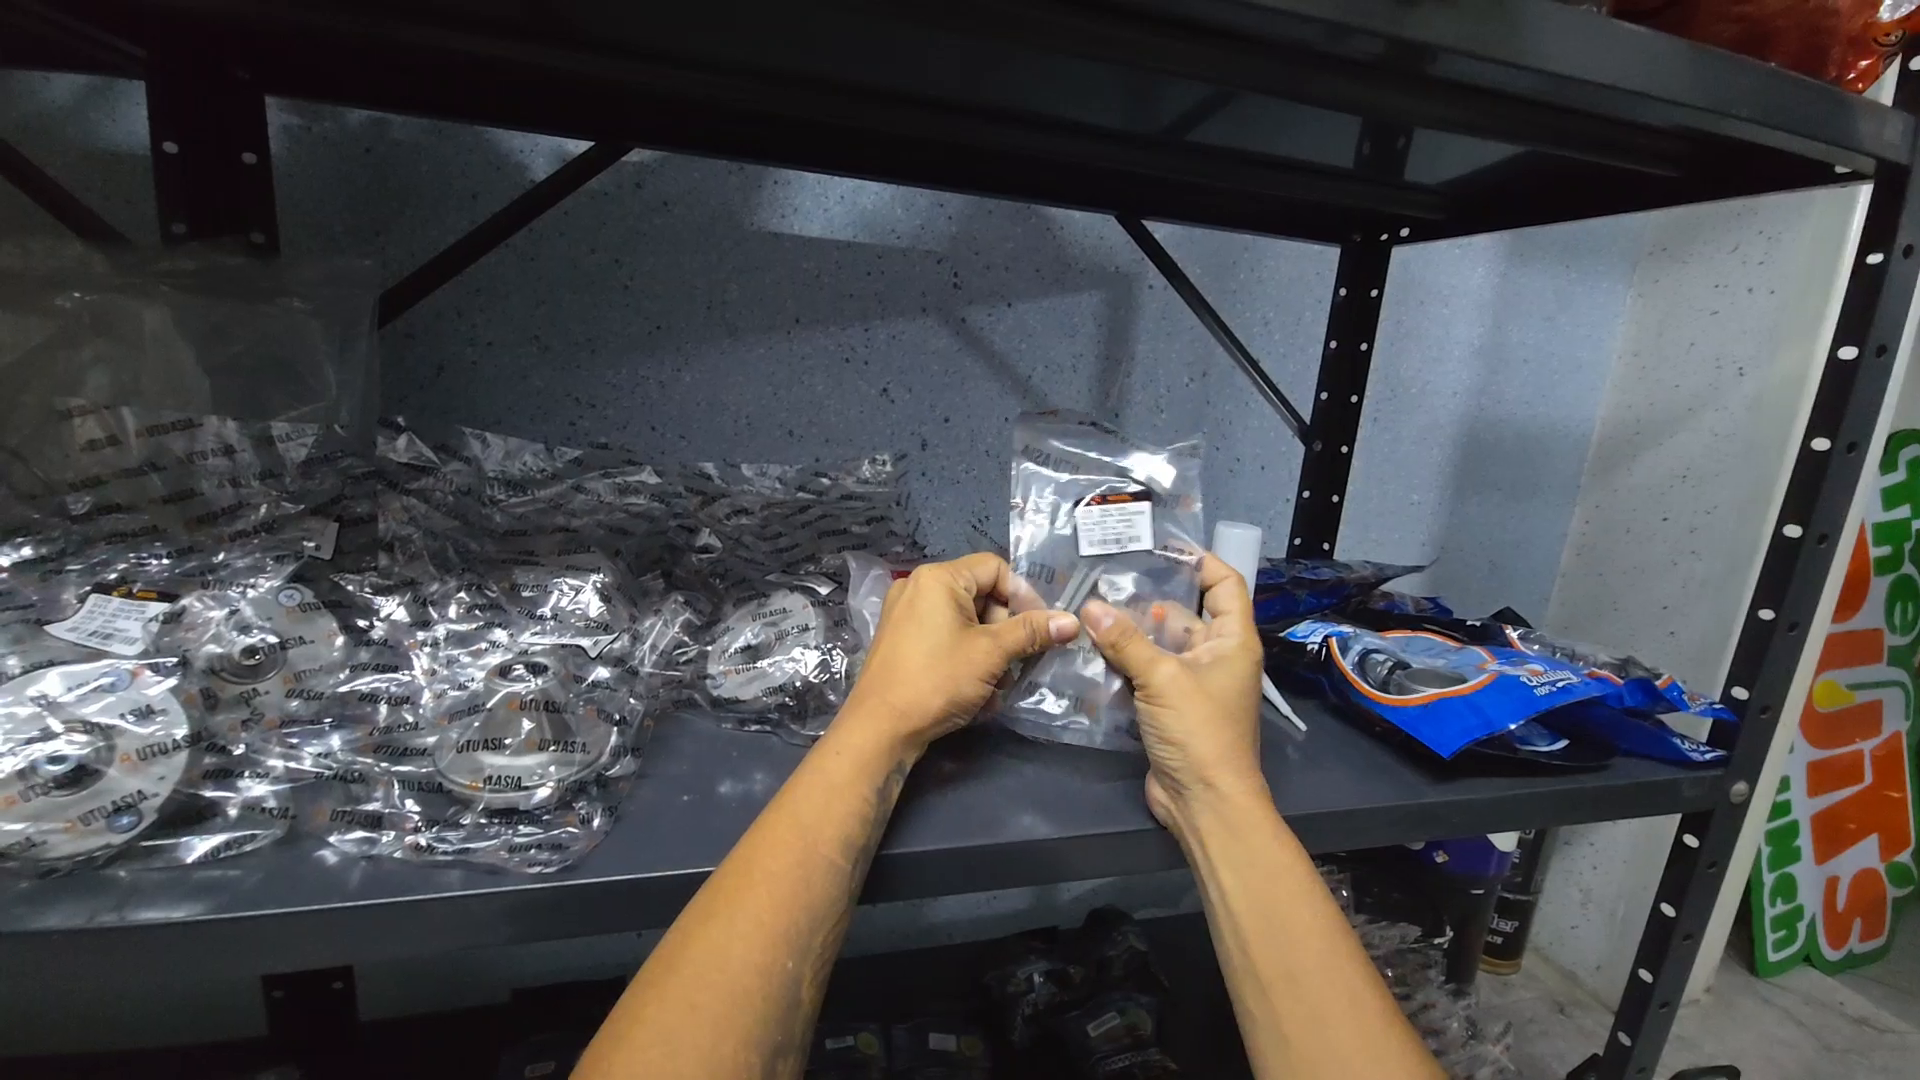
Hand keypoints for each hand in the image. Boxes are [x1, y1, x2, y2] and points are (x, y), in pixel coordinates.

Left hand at [842, 553, 1079, 752]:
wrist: (880, 729)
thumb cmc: (937, 680)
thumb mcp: (991, 654)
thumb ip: (1031, 632)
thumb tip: (1073, 621)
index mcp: (938, 578)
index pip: (995, 567)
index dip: (1023, 594)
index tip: (1041, 627)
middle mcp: (918, 587)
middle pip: (981, 593)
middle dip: (1006, 626)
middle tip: (1019, 658)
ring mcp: (906, 614)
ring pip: (965, 618)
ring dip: (991, 646)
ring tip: (999, 678)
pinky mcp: (902, 640)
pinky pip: (946, 635)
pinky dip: (967, 653)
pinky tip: (977, 685)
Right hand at [1079, 553, 1266, 832]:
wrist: (1205, 803)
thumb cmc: (1199, 732)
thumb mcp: (1163, 679)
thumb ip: (1126, 641)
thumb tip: (1090, 606)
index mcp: (1232, 641)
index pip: (1225, 585)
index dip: (1200, 561)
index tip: (1162, 546)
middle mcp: (1216, 656)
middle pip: (1184, 613)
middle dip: (1148, 596)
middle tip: (1106, 576)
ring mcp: (1191, 683)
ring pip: (1159, 644)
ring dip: (1130, 631)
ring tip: (1089, 606)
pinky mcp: (1169, 706)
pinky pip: (1146, 672)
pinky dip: (1123, 661)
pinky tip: (1090, 648)